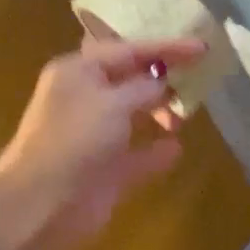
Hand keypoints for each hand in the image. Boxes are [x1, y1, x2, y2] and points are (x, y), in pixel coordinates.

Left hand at [0, 36, 205, 249]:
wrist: (47, 202)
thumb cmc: (75, 140)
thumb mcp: (113, 103)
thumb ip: (143, 88)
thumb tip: (164, 83)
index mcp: (79, 72)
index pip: (127, 49)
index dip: (165, 47)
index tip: (202, 47)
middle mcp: (86, 100)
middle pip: (130, 80)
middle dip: (161, 78)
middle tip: (196, 80)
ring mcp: (97, 136)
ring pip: (136, 116)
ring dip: (161, 113)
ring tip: (184, 118)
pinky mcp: (108, 170)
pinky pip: (139, 154)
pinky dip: (158, 151)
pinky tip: (178, 148)